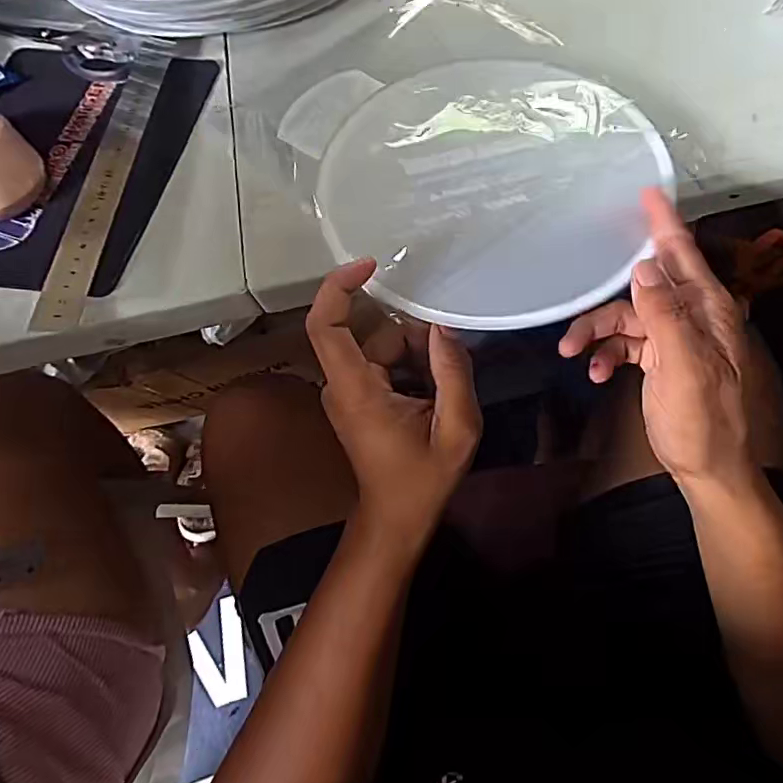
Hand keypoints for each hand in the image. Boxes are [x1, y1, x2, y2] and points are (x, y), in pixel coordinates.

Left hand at [306, 258, 481, 542]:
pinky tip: (436, 394)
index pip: (325, 326)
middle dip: (415, 338)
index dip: (339, 287)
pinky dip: (414, 368)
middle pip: (371, 334)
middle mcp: (342, 386)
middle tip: (451, 364)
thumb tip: (445, 327)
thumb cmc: (424, 479)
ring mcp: (348, 393)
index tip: (371, 265)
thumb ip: (454, 373)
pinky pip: (385, 364)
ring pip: (382, 348)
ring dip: (420, 356)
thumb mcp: (457, 427)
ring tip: (445, 391)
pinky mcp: (359, 399)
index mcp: (356, 390)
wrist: (397, 517)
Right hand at [559, 188, 750, 485]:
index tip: (647, 194)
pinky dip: (608, 355)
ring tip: (574, 356)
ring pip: (628, 319)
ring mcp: (675, 340)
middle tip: (573, 324)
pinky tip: (596, 373)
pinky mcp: (660, 360)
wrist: (708, 469)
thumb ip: (665, 315)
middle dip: (605, 306)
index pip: (683, 255)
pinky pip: (628, 344)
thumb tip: (643, 269)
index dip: (663, 225)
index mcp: (707, 310)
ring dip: (599, 335)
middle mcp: (691, 317)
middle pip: (642, 290)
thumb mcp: (684, 366)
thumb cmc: (704, 422)